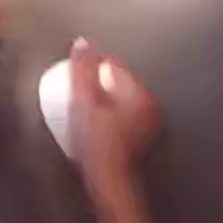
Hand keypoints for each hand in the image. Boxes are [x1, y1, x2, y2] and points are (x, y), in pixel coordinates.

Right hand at [68, 38, 159, 195]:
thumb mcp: (83, 98)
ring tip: (80, 104)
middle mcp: (149, 106)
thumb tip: (82, 41)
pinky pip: (116, 111)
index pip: (111, 62)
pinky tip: (89, 119)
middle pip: (113, 79)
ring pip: (114, 95)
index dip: (89, 65)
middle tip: (76, 90)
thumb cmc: (96, 141)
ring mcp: (144, 123)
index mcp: (140, 93)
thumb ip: (82, 66)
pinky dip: (103, 109)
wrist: (107, 182)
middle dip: (94, 79)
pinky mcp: (136, 136)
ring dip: (97, 94)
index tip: (74, 76)